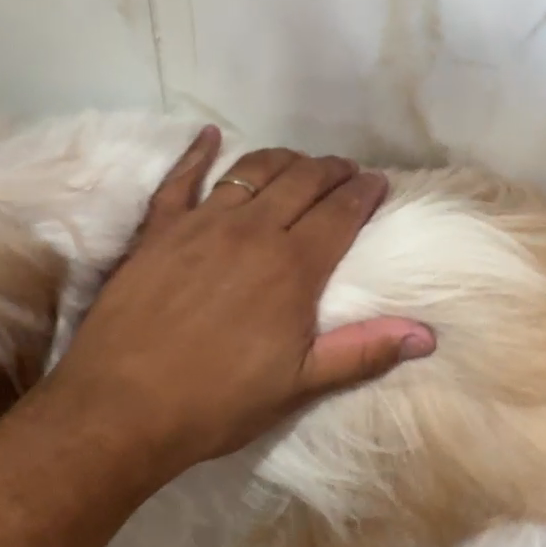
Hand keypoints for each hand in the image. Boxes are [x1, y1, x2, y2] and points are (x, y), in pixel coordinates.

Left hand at [49, 127, 434, 470]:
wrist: (118, 411)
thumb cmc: (217, 403)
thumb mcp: (299, 385)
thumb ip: (364, 351)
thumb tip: (427, 335)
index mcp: (293, 267)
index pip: (341, 212)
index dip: (364, 193)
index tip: (378, 182)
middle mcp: (253, 231)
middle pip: (303, 181)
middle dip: (332, 170)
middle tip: (345, 170)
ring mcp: (202, 224)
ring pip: (253, 171)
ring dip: (283, 159)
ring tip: (298, 161)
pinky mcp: (158, 230)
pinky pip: (180, 179)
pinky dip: (196, 153)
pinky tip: (209, 135)